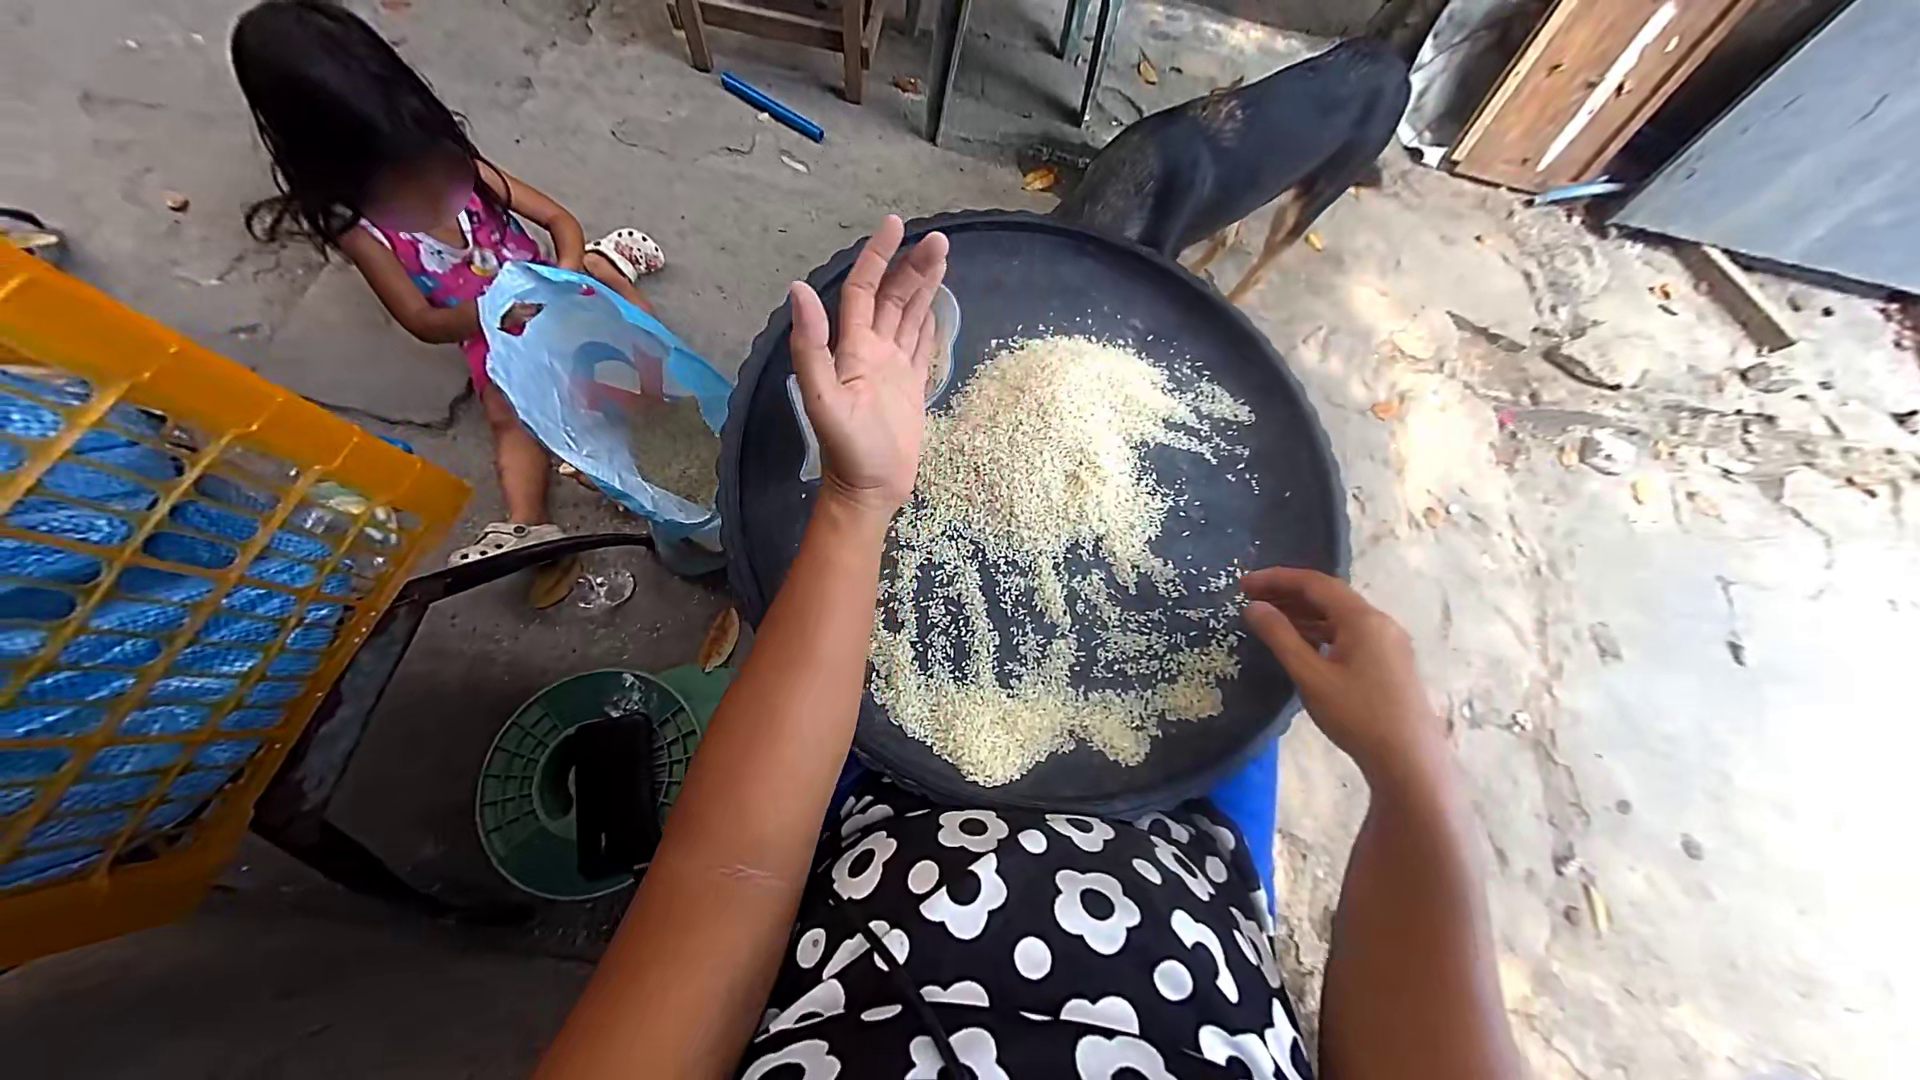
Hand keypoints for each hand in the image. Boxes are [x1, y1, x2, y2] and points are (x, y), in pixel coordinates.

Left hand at [789, 215, 948, 516]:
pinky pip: (920, 347)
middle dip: (913, 267)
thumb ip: (811, 347)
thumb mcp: (824, 399)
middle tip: (939, 240)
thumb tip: (799, 290)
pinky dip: (927, 324)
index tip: (896, 225)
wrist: (871, 488)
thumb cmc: (848, 450)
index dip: (877, 257)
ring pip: (909, 317)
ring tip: (943, 258)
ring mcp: (893, 369)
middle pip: (893, 298)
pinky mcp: (911, 387)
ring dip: (924, 288)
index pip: (864, 291)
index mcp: (853, 349)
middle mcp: (872, 351)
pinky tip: (934, 307)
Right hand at [1242, 567, 1444, 781]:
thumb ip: (1280, 636)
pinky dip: (1318, 629)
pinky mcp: (1388, 661)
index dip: (1276, 579)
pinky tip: (1299, 641)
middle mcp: (1379, 622)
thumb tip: (1254, 607)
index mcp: (1363, 619)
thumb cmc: (1357, 715)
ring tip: (1267, 617)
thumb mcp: (1310, 675)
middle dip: (1287, 592)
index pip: (1314, 583)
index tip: (1243, 584)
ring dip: (1301, 611)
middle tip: (1250, 598)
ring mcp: (1387, 642)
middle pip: (1328, 595)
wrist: (1410, 762)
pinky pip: (1347, 632)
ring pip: (1338, 614)